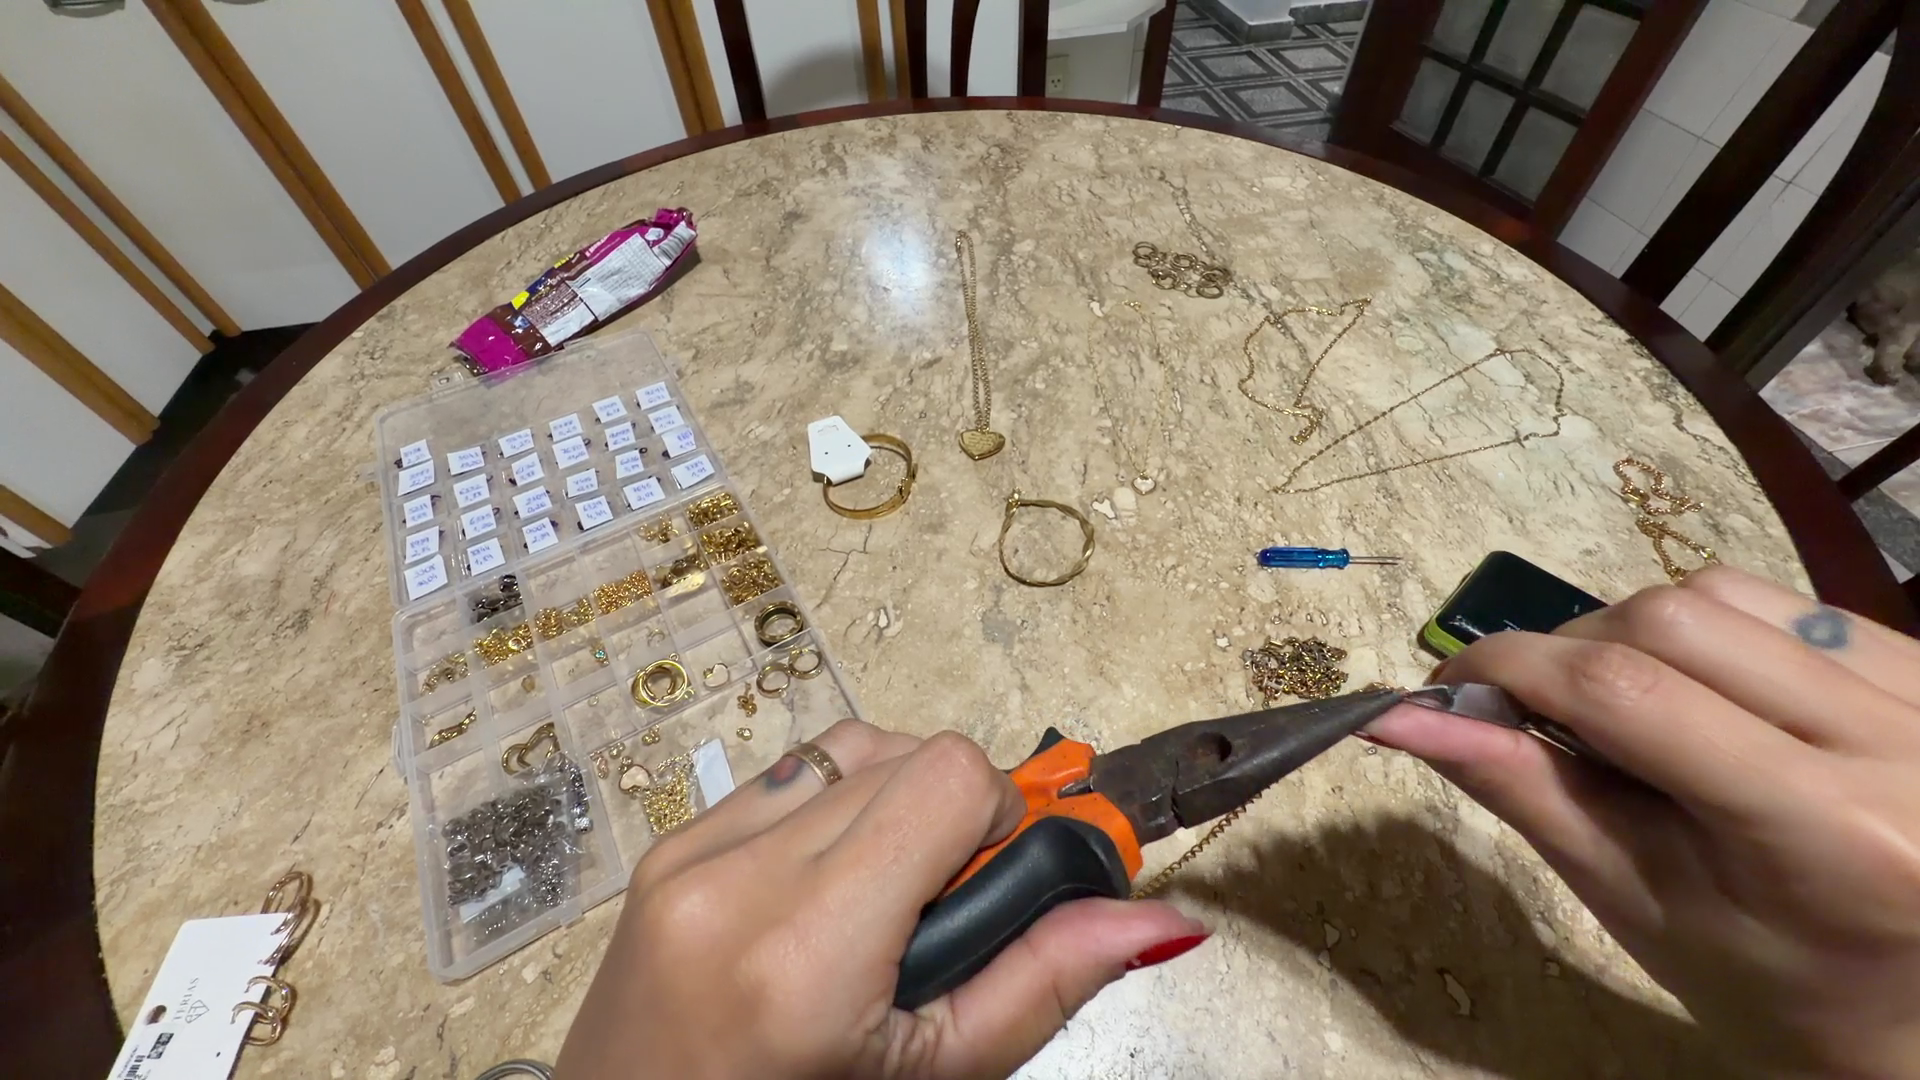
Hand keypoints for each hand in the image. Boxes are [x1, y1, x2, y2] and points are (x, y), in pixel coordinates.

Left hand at [557, 720, 1207, 1079]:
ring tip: (888, 881)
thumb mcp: (934, 1075)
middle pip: (905, 750)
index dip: (995, 809)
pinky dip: (836, 801)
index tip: (992, 869)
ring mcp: (692, 847)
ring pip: (852, 746)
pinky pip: (791, 772)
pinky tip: (829, 872)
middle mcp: (738, 875)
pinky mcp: (672, 839)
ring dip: (894, 795)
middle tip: (942, 890)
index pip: (946, 775)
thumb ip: (1045, 981)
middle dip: (949, 808)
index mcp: (806, 949)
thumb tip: (1158, 919)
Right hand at [1366, 566, 1919, 1077]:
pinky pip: (1773, 601)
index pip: (1622, 690)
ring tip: (1618, 704)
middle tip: (1533, 710)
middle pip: (1665, 622)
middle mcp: (1908, 747)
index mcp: (1827, 831)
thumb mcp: (1619, 892)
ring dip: (1623, 636)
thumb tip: (1391, 717)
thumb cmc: (1753, 976)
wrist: (1909, 1006)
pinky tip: (1694, 689)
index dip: (1506, 666)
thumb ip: (1511, 786)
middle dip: (1561, 652)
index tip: (1445, 686)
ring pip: (1714, 596)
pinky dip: (1693, 629)